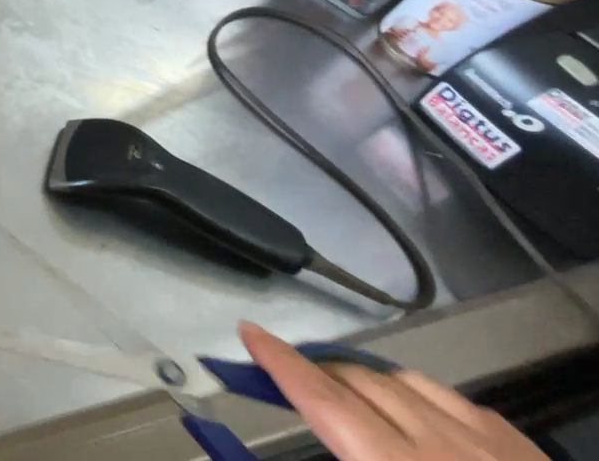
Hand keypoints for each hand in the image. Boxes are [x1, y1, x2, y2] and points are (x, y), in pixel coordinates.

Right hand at [240, 323, 547, 460]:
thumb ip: (347, 456)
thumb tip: (272, 451)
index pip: (325, 400)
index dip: (281, 362)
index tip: (249, 332)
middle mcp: (445, 449)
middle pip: (361, 382)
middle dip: (318, 372)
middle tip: (289, 377)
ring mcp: (496, 448)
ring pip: (409, 384)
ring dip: (369, 383)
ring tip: (353, 398)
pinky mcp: (531, 455)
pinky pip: (464, 405)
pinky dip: (426, 402)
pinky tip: (426, 424)